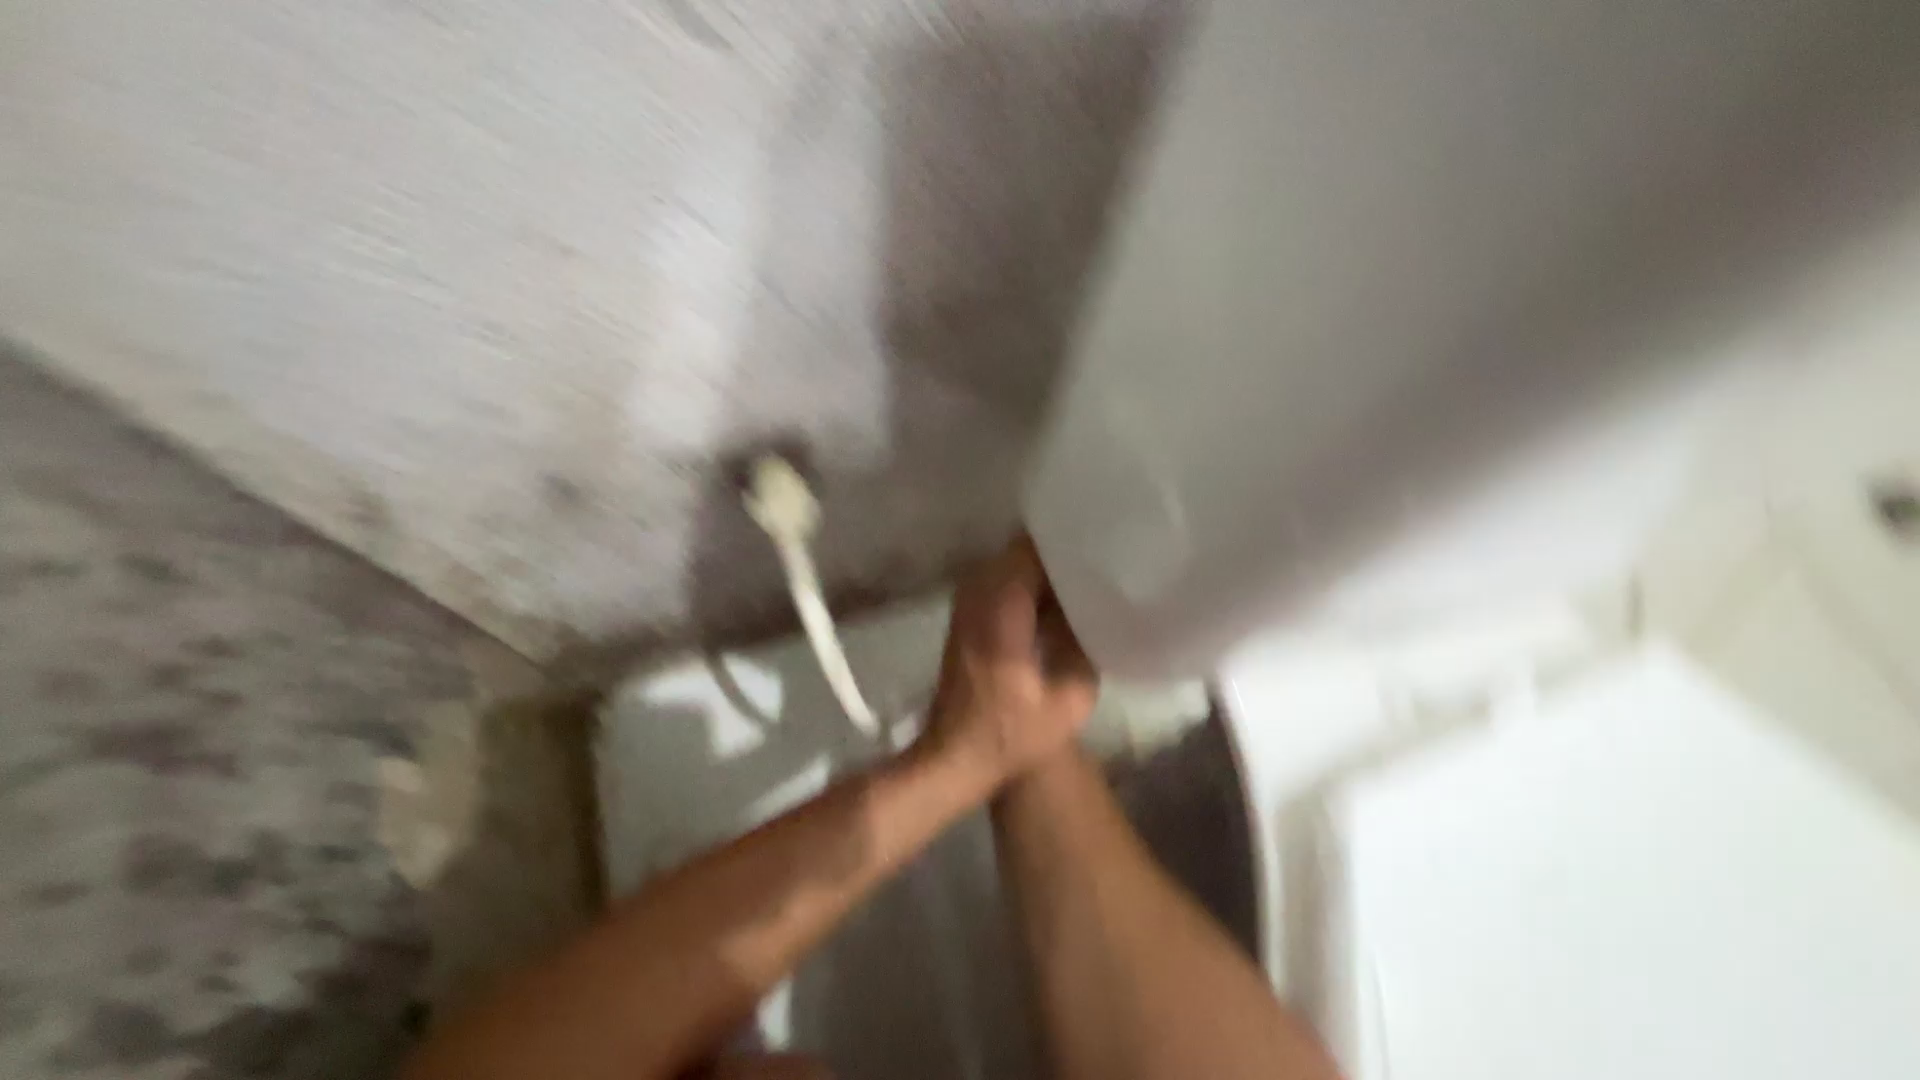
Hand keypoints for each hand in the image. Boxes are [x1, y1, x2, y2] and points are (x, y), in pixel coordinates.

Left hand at [921, 535, 1098, 785]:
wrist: (953, 757)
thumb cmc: (1011, 735)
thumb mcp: (1069, 702)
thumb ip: (1085, 648)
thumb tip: (1097, 609)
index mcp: (1001, 613)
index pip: (1028, 551)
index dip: (1063, 543)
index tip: (1097, 545)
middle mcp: (977, 599)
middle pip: (1017, 552)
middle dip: (1054, 553)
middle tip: (1095, 561)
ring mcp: (965, 608)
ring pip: (1006, 566)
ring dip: (1038, 570)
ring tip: (1079, 579)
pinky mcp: (963, 621)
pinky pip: (997, 583)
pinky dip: (1023, 586)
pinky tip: (1052, 605)